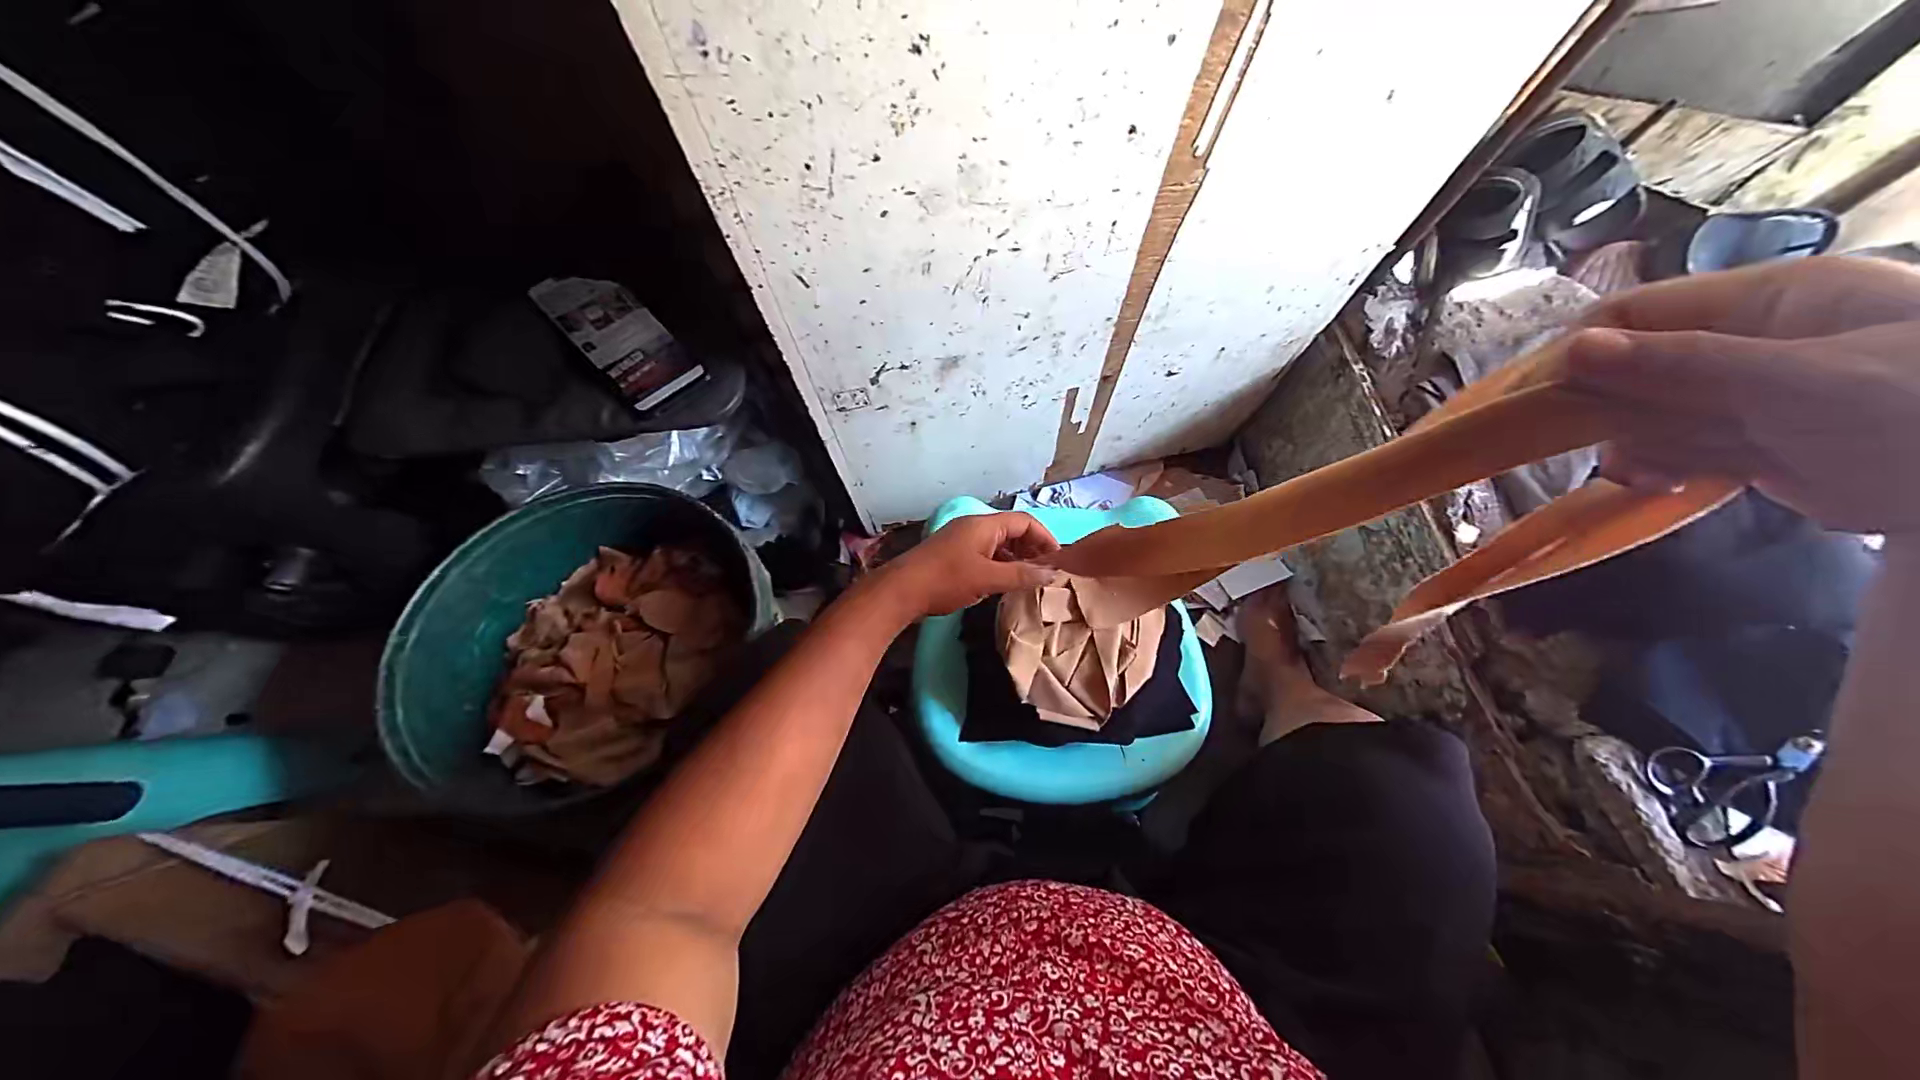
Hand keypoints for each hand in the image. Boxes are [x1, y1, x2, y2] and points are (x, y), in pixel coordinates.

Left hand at [870, 512, 1058, 618]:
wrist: (900, 591)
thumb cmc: (945, 580)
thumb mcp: (987, 579)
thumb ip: (1021, 575)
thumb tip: (1052, 573)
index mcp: (984, 524)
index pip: (1025, 522)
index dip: (1045, 538)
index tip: (1057, 561)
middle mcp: (974, 527)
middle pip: (1012, 531)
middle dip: (1032, 549)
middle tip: (1045, 573)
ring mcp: (962, 541)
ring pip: (999, 545)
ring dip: (1016, 560)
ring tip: (1028, 581)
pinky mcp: (953, 556)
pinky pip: (985, 555)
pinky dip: (1000, 566)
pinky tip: (1003, 584)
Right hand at [1563, 256, 1919, 534]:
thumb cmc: (1917, 414)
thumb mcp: (1798, 383)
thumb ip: (1683, 364)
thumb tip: (1574, 349)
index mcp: (1769, 300)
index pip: (1639, 310)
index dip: (1581, 346)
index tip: (1530, 394)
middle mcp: (1750, 340)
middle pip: (1635, 365)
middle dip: (1607, 405)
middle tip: (1588, 441)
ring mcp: (1749, 393)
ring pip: (1648, 411)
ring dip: (1636, 443)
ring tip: (1652, 471)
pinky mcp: (1750, 440)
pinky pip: (1675, 446)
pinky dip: (1659, 465)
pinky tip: (1663, 482)